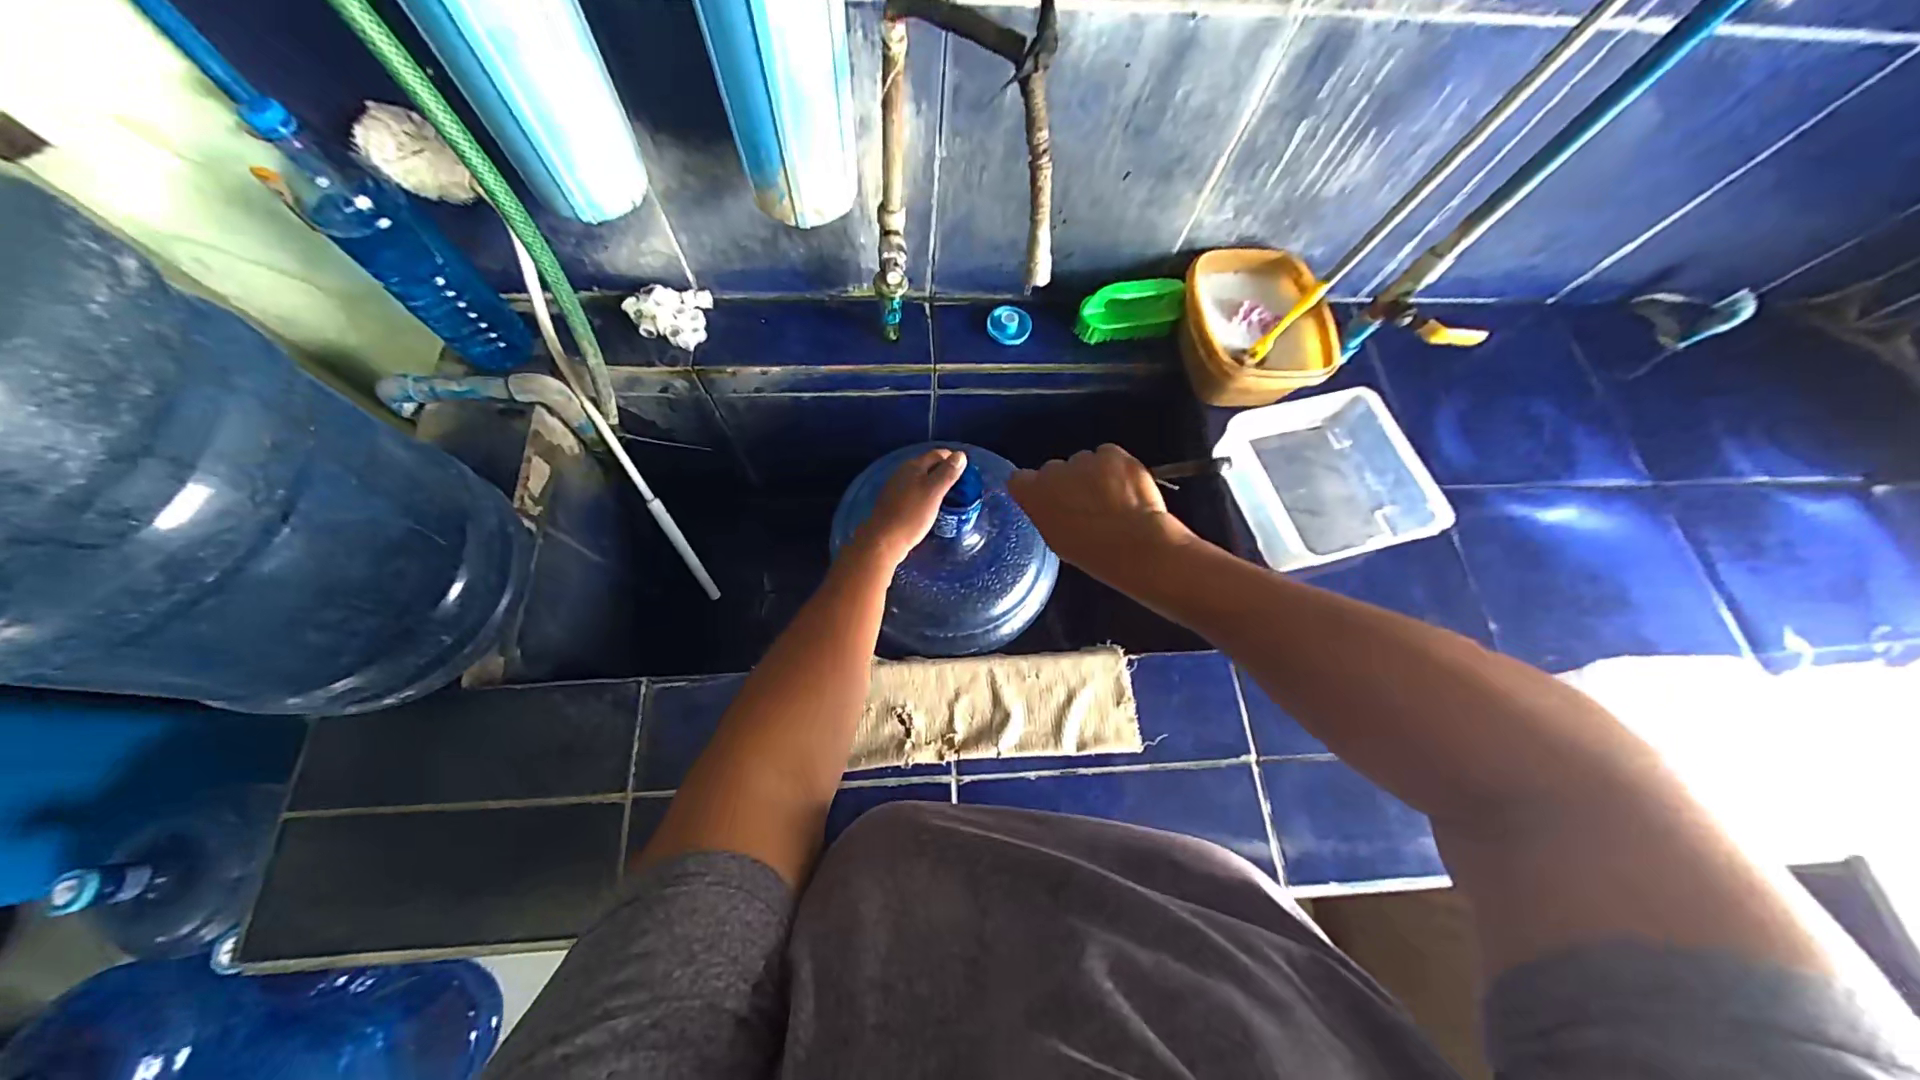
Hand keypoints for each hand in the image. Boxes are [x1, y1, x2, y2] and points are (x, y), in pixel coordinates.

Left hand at [851, 447, 967, 566]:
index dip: (953, 459)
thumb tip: (960, 455)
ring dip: (934, 483)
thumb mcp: (934, 493)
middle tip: (961, 484)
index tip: (967, 471)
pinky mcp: (892, 502)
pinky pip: (913, 492)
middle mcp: (902, 473)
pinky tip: (930, 505)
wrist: (884, 541)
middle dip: (944, 470)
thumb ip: (947, 473)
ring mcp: (895, 488)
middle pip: (927, 465)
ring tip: (949, 495)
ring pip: (920, 479)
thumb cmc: (911, 516)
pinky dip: (925, 494)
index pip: (937, 454)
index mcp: (913, 466)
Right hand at [1007, 444, 1194, 581]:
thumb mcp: (1054, 540)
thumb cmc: (1090, 550)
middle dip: (1066, 482)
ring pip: (1084, 461)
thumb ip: (1044, 515)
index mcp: (1031, 493)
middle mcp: (1052, 470)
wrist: (1131, 542)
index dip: (1034, 488)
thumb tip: (1050, 509)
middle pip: (1054, 469)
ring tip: (1111, 500)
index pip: (1019, 480)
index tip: (1047, 500)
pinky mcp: (1112, 453)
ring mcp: (1083, 459)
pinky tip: (1125, 489)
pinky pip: (1109, 456)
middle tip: (1084, 506)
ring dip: (1093, 474)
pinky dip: (1116, 468)